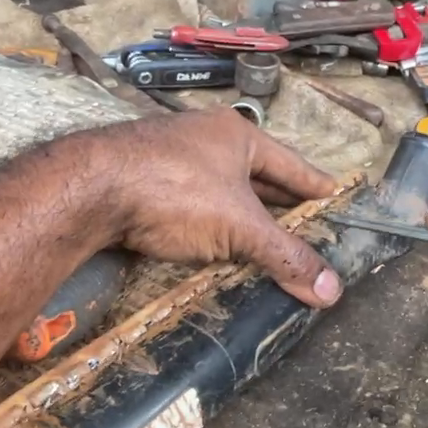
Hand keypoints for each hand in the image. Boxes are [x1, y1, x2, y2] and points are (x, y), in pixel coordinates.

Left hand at [69, 110, 343, 306]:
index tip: (338, 200)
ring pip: (223, 190)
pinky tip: (217, 241)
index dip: (317, 187)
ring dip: (245, 215)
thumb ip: (285, 256)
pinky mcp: (144, 179)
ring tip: (269, 239)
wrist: (89, 188)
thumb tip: (332, 291)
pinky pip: (193, 202)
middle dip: (282, 205)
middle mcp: (206, 137)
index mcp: (238, 135)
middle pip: (258, 176)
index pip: (292, 166)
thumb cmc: (176, 192)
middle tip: (309, 229)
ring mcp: (172, 156)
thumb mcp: (239, 227)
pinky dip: (212, 222)